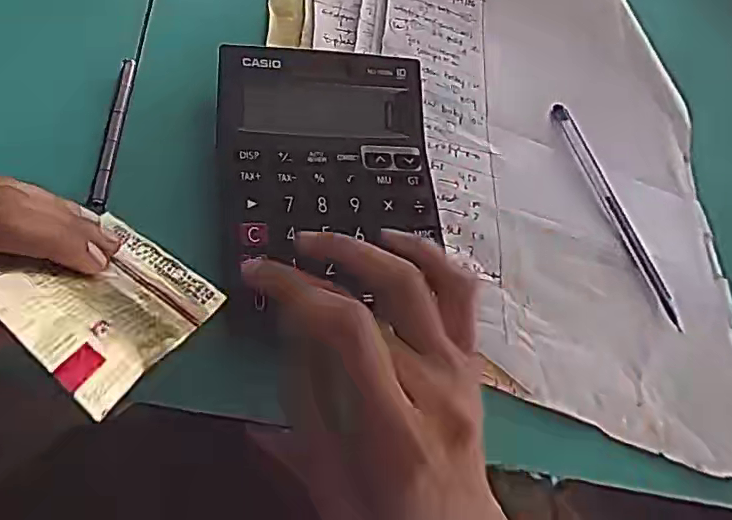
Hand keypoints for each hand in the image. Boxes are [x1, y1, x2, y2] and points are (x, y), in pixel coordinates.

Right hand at [245, 231, 503, 519]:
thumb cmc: (389, 518)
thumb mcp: (328, 485)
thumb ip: (299, 410)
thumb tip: (279, 335)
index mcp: (399, 429)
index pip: (347, 327)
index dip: (298, 288)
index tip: (262, 272)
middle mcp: (438, 389)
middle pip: (385, 293)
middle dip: (331, 256)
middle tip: (294, 249)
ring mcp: (459, 370)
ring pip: (424, 280)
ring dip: (374, 249)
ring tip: (336, 239)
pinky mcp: (470, 360)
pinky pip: (460, 292)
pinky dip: (429, 256)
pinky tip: (395, 244)